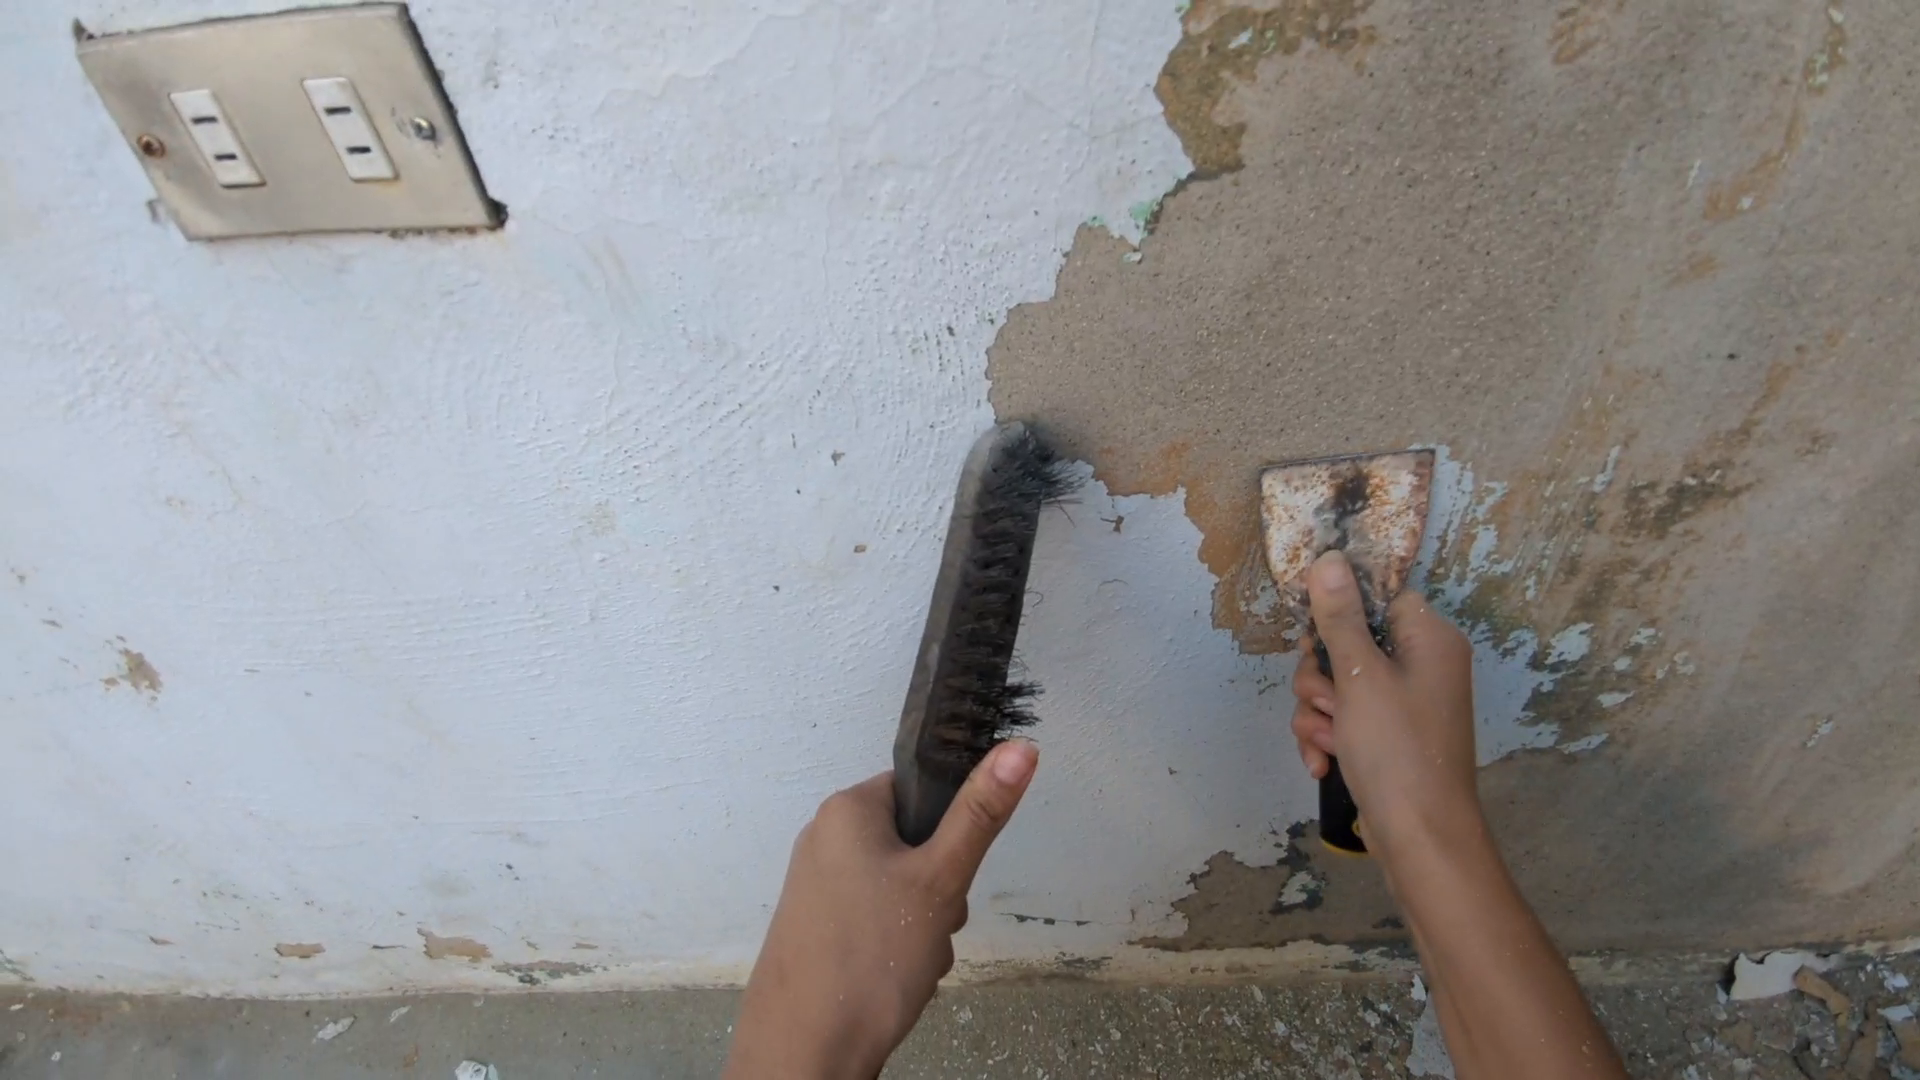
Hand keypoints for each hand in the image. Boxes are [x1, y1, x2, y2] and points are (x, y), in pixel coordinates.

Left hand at [723, 740, 1038, 1079]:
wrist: (802, 1055)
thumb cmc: (873, 953)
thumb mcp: (941, 879)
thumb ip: (981, 812)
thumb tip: (1021, 745)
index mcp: (848, 808)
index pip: (919, 789)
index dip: (949, 826)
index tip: (956, 870)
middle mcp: (824, 836)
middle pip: (911, 841)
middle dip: (938, 886)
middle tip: (936, 923)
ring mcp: (815, 884)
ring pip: (898, 884)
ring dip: (923, 919)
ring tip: (916, 958)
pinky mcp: (813, 926)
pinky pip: (873, 915)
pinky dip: (895, 941)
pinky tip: (897, 977)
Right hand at [1289, 549, 1479, 857]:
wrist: (1420, 837)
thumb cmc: (1397, 748)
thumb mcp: (1360, 676)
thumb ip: (1339, 617)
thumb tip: (1329, 558)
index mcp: (1428, 640)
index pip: (1377, 597)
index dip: (1340, 612)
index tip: (1316, 637)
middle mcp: (1419, 665)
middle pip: (1346, 641)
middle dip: (1319, 675)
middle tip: (1326, 698)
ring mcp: (1401, 702)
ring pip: (1334, 683)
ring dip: (1317, 710)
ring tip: (1327, 739)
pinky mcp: (1383, 733)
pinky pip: (1340, 716)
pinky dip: (1326, 736)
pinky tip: (1324, 760)